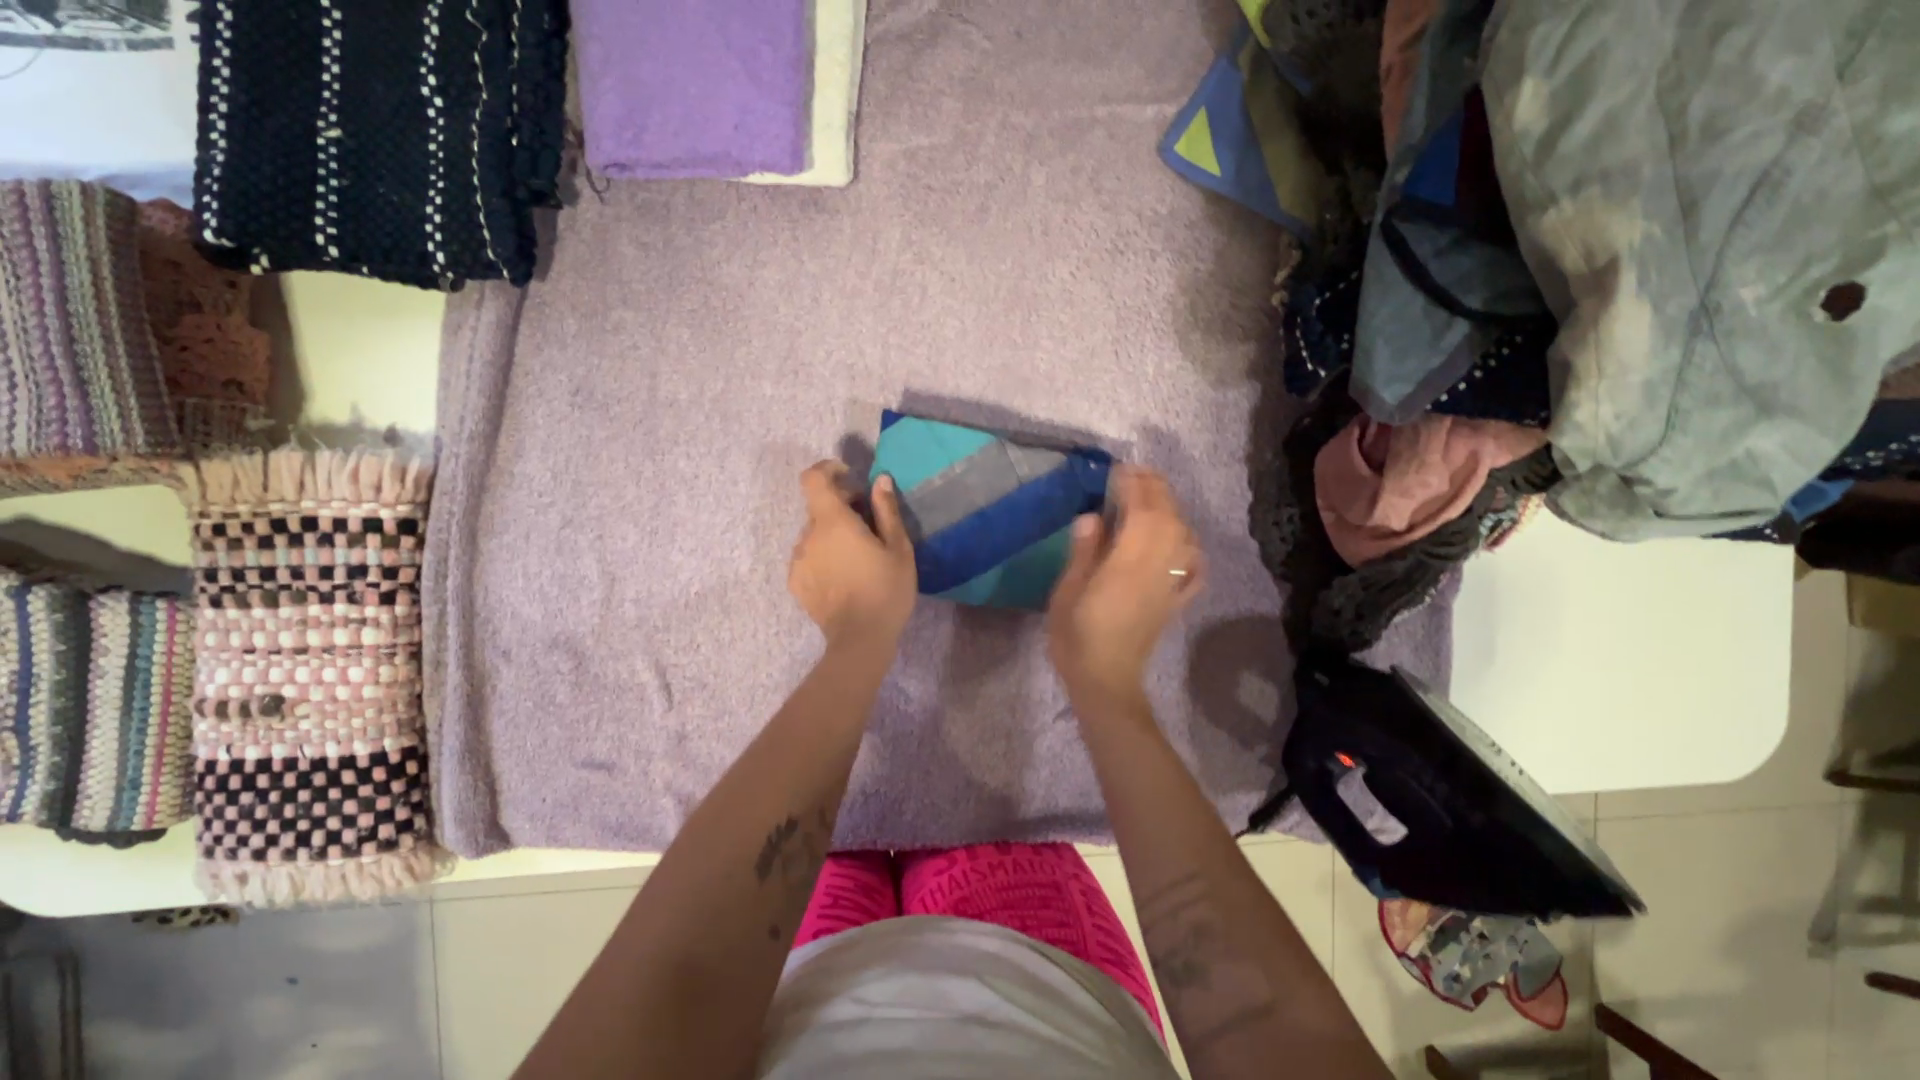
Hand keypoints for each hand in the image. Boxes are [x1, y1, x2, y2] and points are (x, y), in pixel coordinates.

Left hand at [788, 461, 917, 647]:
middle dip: (841, 507)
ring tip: (858, 556)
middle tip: (869, 524)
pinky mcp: (795, 582)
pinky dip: (823, 556)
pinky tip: (844, 577)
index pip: (813, 478)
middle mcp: (808, 536)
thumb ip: (886, 510)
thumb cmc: (886, 590)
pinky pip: (808, 557)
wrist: (860, 639)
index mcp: (833, 521)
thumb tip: (880, 480)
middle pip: (818, 507)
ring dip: (832, 534)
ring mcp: (798, 560)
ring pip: (814, 534)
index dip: (828, 470)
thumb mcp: (898, 548)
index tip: (850, 478)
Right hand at [1047, 466, 1203, 708]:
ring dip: (1173, 511)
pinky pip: (1194, 569)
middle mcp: (1158, 566)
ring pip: (1184, 537)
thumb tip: (1093, 516)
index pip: (1140, 509)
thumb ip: (1084, 551)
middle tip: (1136, 473)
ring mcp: (1172, 584)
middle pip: (1167, 517)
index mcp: (1129, 560)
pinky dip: (1191, 550)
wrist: (1106, 682)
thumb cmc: (1077, 636)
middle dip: (1155, 489)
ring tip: (1154, 499)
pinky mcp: (1177, 602)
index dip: (1132, 485)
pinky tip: (1183, 545)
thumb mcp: (1068, 591)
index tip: (1118, 469)